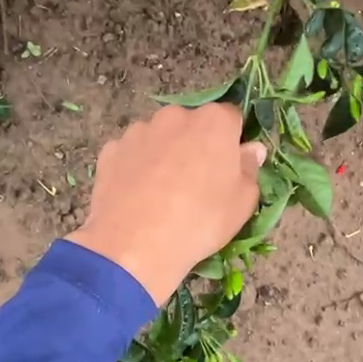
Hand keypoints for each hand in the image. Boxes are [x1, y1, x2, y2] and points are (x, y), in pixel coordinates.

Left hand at [67, 104, 265, 305]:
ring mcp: (139, 131)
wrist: (135, 244)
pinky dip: (136, 168)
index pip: (231, 118)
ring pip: (159, 138)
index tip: (229, 168)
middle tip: (196, 184)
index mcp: (213, 122)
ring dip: (164, 155)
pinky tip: (138, 196)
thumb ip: (249, 168)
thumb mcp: (242, 202)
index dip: (232, 142)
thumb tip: (251, 150)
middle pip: (192, 125)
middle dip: (196, 146)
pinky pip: (131, 154)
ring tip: (162, 194)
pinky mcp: (111, 149)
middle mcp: (174, 116)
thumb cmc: (200, 222)